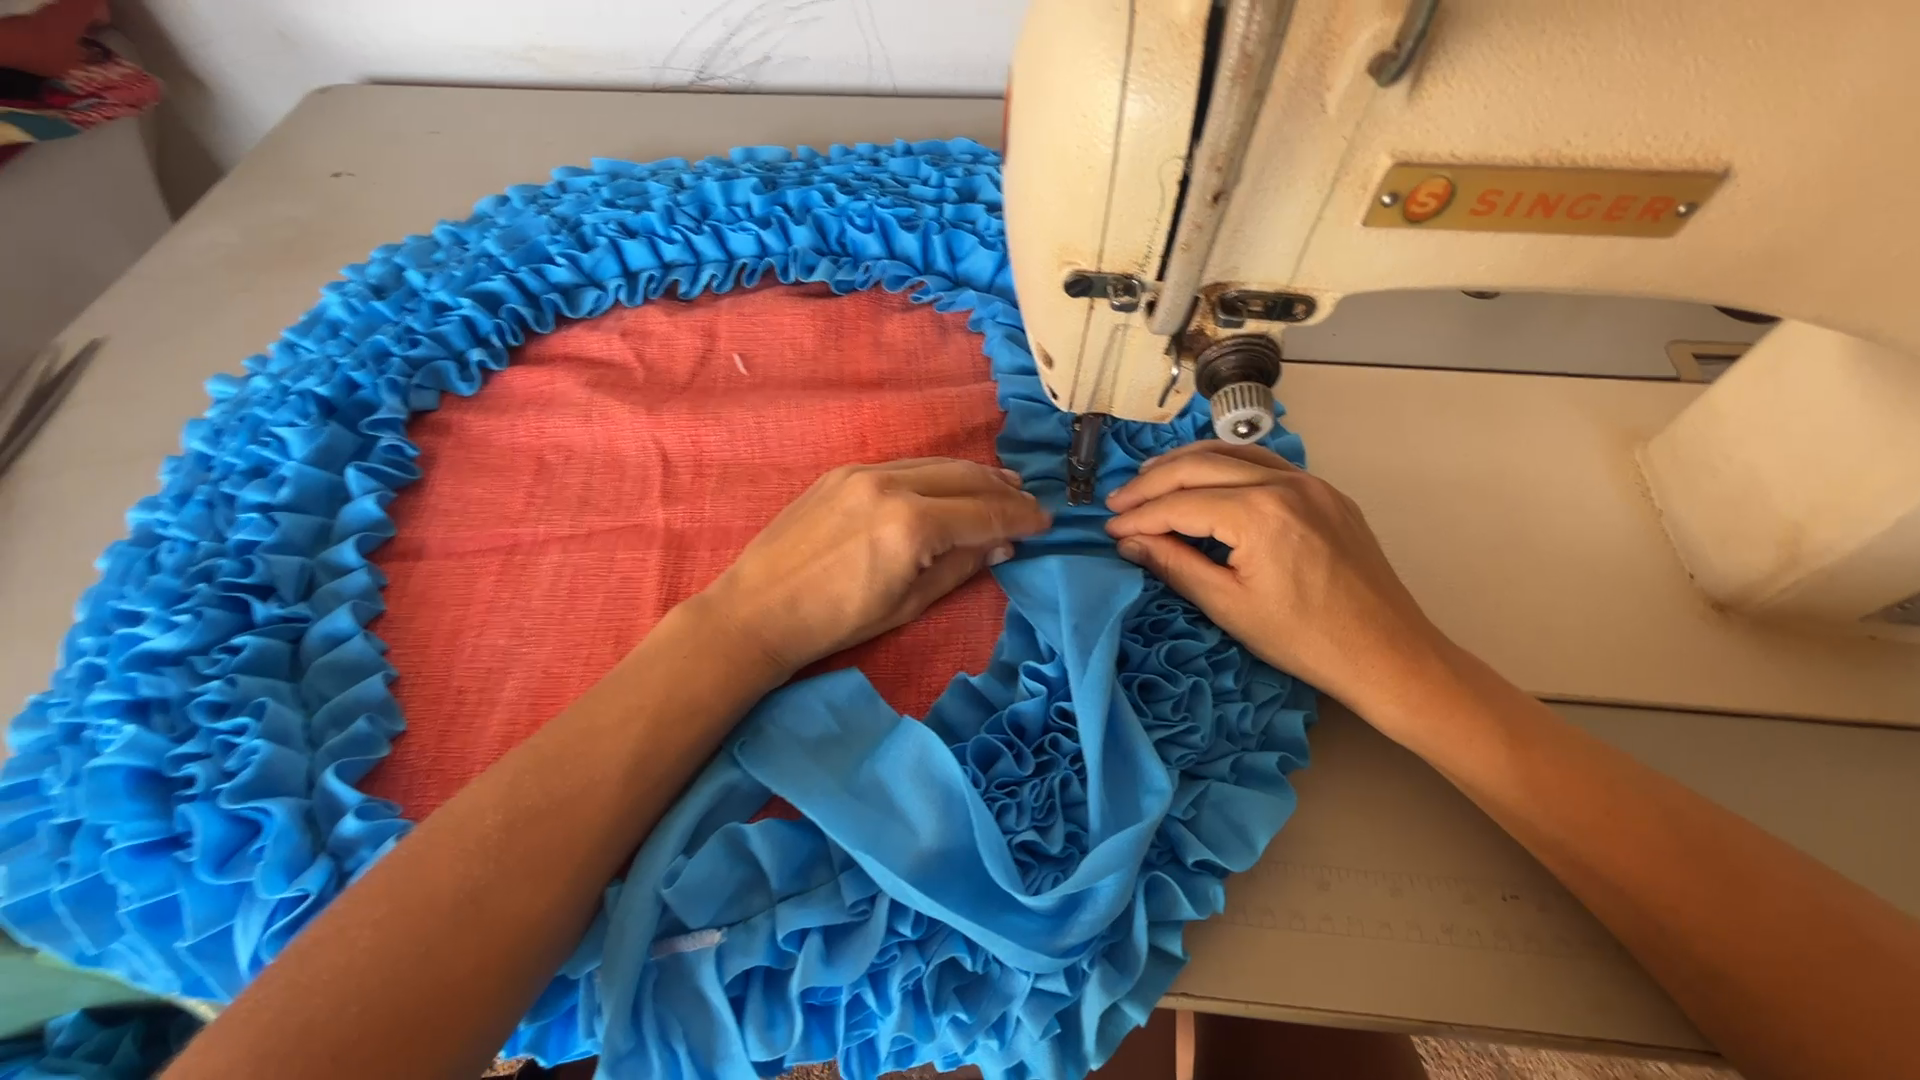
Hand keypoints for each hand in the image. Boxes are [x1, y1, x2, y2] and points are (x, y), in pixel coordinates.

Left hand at [697, 458, 1050, 678]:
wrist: (759, 609)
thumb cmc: (836, 621)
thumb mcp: (908, 604)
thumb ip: (960, 567)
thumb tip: (1001, 546)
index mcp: (912, 525)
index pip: (983, 513)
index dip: (1019, 518)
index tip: (1045, 522)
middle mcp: (892, 485)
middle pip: (966, 477)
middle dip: (1003, 490)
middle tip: (1028, 503)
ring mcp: (864, 472)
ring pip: (937, 464)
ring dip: (973, 475)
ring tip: (1001, 486)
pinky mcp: (843, 472)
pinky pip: (905, 465)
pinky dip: (936, 474)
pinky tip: (948, 485)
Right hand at [1104, 442, 1448, 711]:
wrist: (1388, 653)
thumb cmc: (1305, 640)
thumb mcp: (1229, 607)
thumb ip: (1175, 565)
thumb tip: (1130, 542)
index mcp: (1259, 514)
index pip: (1181, 504)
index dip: (1139, 517)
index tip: (1110, 529)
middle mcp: (1285, 484)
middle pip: (1200, 466)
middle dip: (1152, 484)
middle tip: (1118, 502)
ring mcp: (1311, 483)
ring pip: (1233, 454)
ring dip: (1187, 464)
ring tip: (1150, 481)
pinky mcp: (1327, 492)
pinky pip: (1265, 464)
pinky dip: (1227, 465)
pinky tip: (1207, 480)